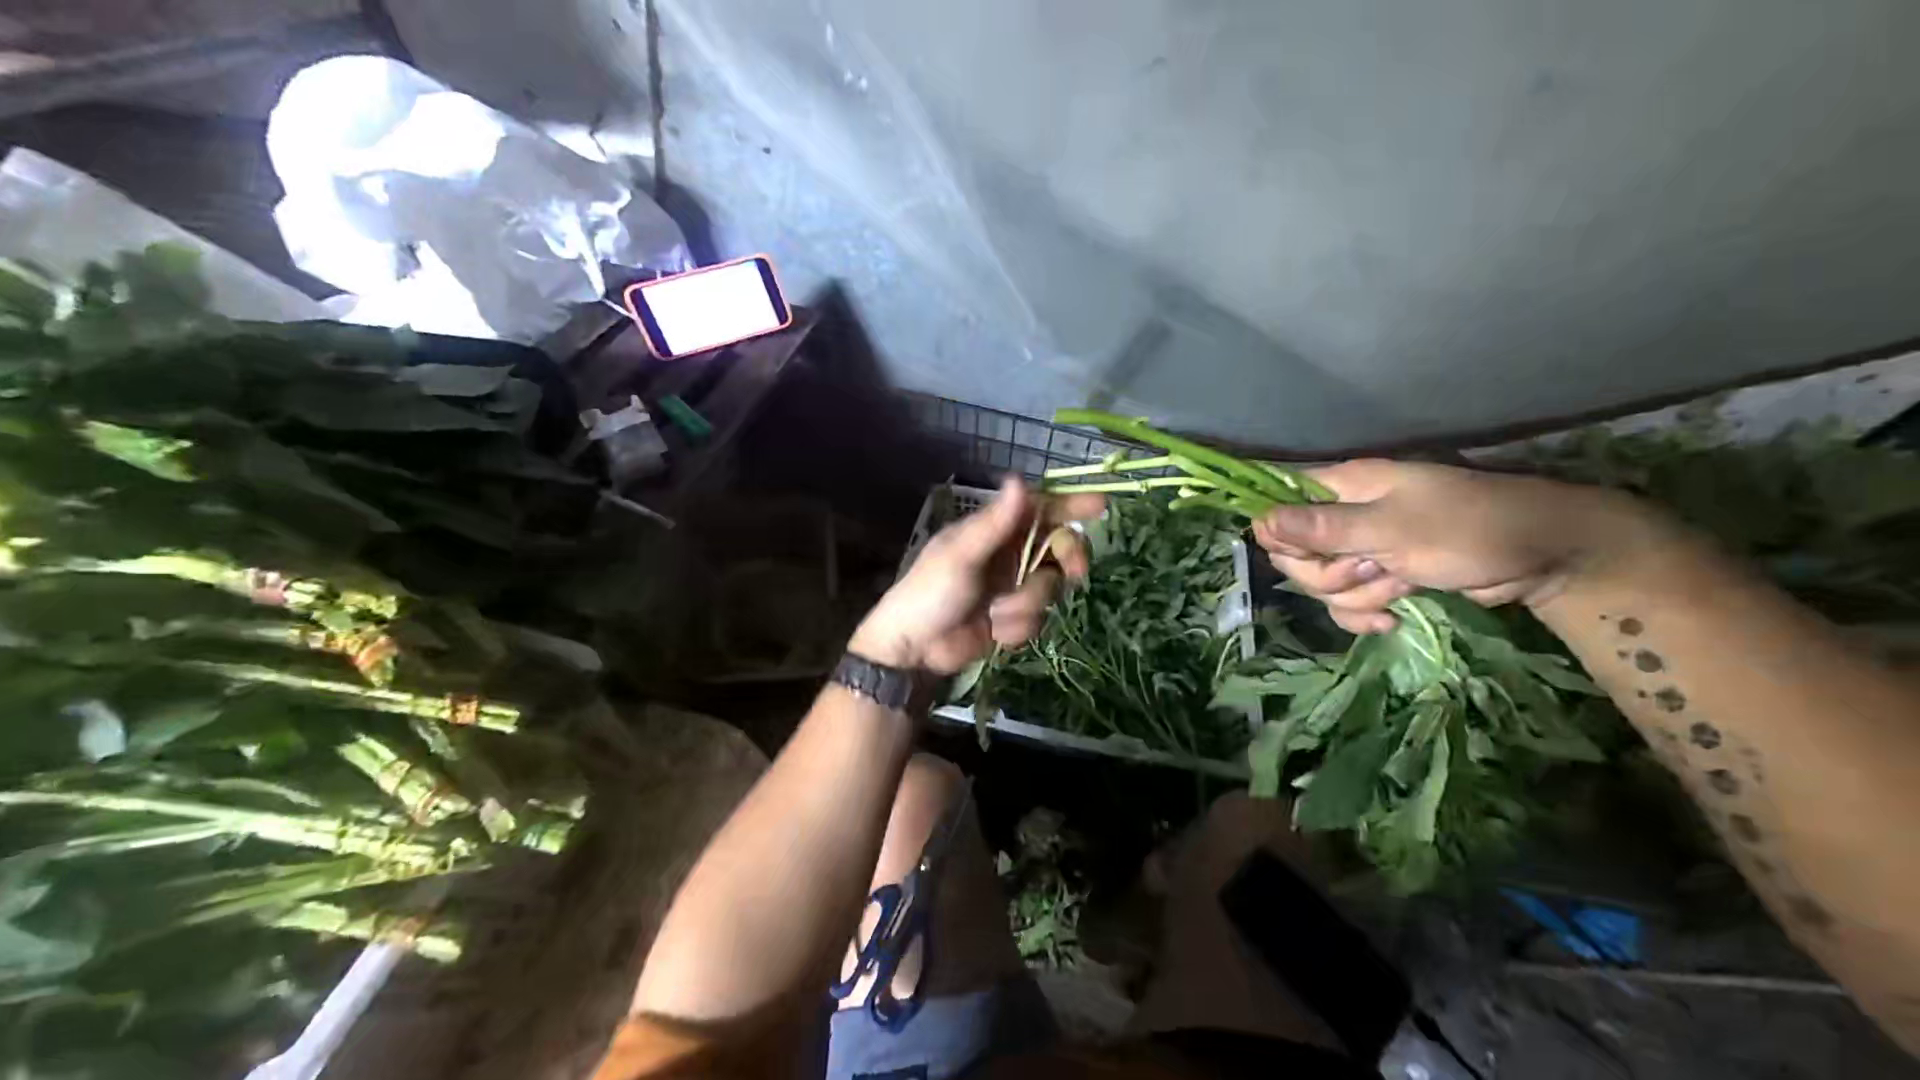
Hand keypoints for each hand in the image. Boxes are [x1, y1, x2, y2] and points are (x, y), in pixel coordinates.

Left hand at [849, 477, 1105, 672]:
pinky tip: (992, 633)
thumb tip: (1020, 480)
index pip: (1040, 510)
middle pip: (1057, 549)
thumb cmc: (929, 593)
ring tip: (994, 615)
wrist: (914, 649)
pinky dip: (1016, 628)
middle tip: (1074, 573)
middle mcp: (1007, 555)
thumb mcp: (961, 555)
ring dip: (1026, 605)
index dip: (1071, 506)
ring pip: (1049, 589)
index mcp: (992, 531)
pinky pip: (1036, 620)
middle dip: (1065, 561)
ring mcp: (1010, 588)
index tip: (1101, 506)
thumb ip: (995, 523)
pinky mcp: (1011, 619)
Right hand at [1250, 459, 1651, 633]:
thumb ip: (1323, 529)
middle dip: (1328, 576)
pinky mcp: (1383, 578)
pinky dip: (1365, 615)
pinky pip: (1348, 605)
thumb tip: (1259, 522)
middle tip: (1370, 570)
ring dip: (1359, 596)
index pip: (1277, 510)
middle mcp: (1344, 516)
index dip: (1284, 539)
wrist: (1546, 556)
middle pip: (1296, 556)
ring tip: (1400, 585)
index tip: (1314, 554)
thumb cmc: (1469, 528)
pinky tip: (1392, 619)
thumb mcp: (1392, 529)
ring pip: (1324, 586)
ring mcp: (1363, 549)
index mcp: (1342, 489)